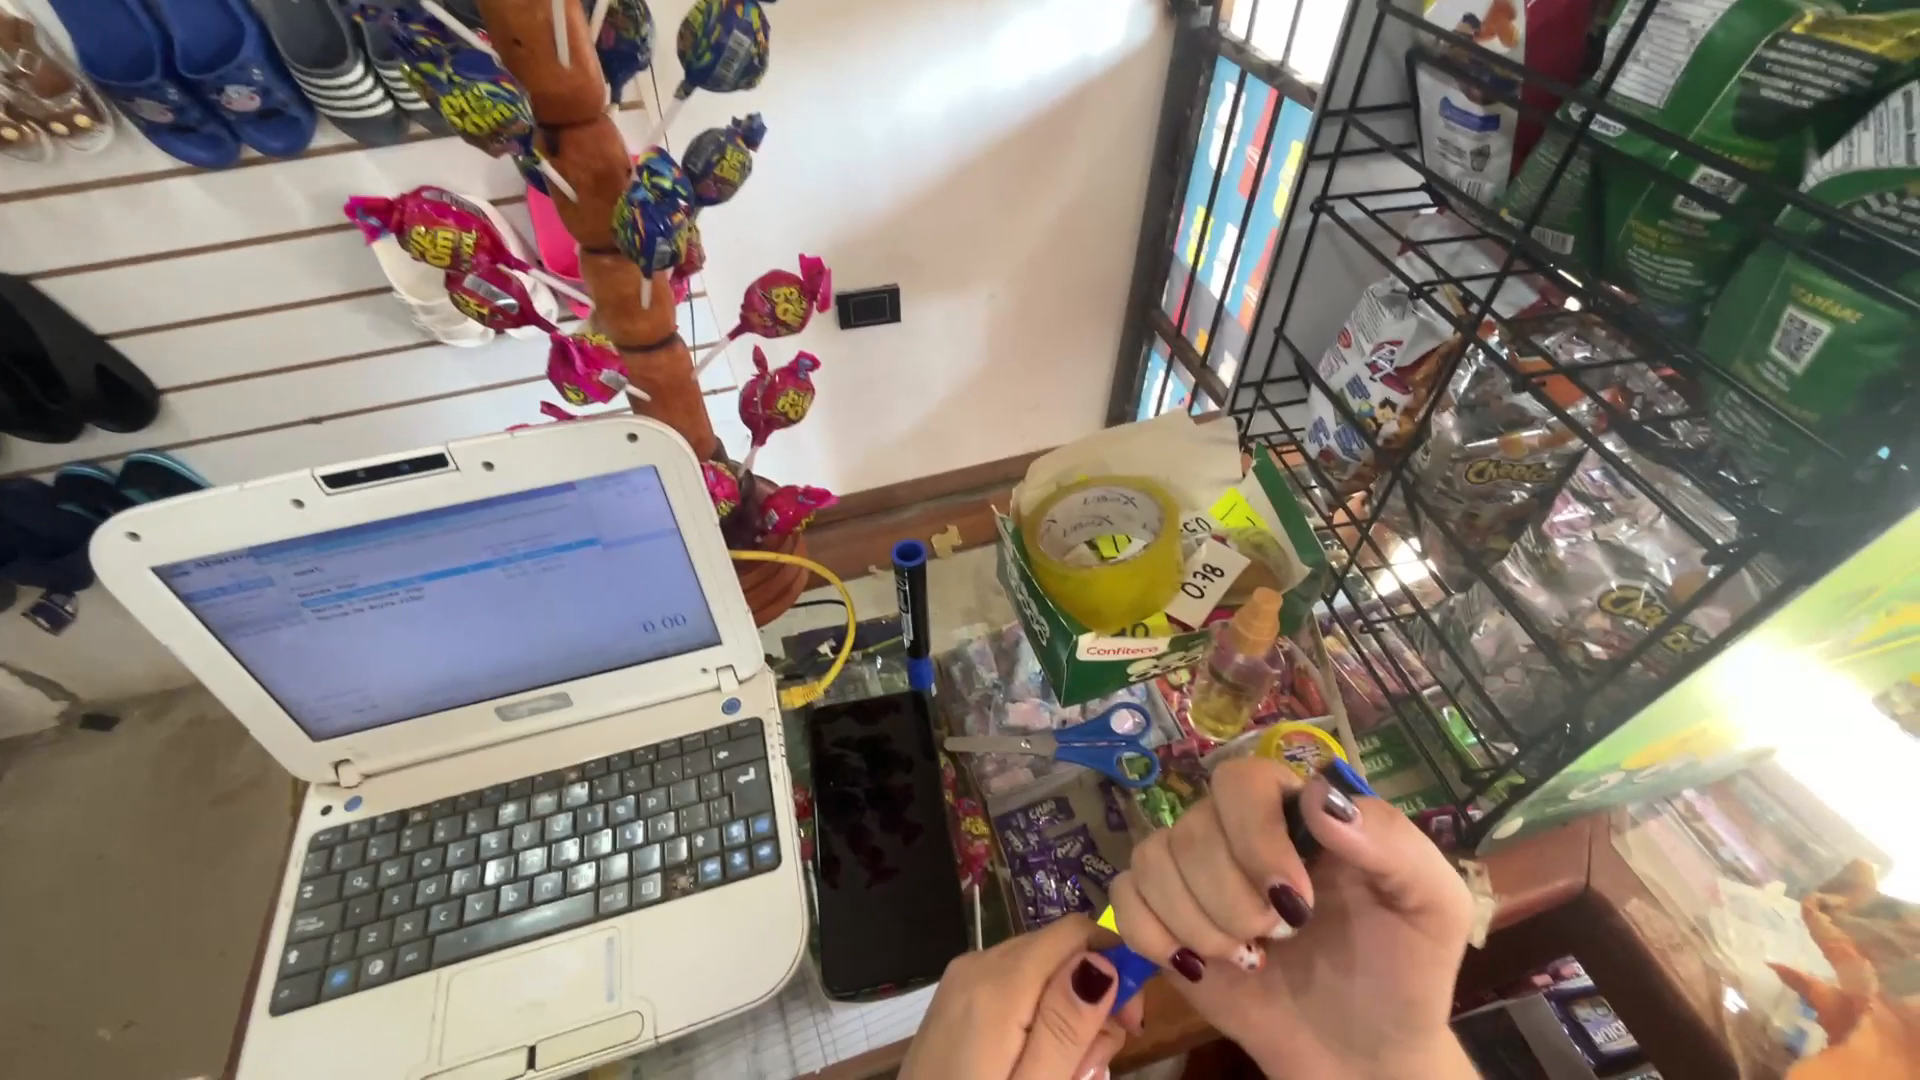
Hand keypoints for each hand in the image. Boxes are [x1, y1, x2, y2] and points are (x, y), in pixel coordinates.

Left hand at [901, 914, 1146, 1079]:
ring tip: (1064, 1072)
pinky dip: (1037, 1015)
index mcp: (999, 983)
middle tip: (1092, 1066)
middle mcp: (978, 963)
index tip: (1130, 1023)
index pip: (1075, 931)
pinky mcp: (957, 997)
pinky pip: (1014, 985)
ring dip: (1065, 1012)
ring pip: (1040, 969)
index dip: (1115, 964)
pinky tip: (1034, 1064)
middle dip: (1091, 998)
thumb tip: (1104, 958)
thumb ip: (1067, 1025)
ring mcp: (962, 978)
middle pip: (1059, 950)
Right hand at [1107, 758, 1475, 1078]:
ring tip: (1248, 959)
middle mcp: (1231, 828)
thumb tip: (1317, 798)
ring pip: (1153, 861)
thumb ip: (1393, 841)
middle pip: (1193, 830)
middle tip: (1280, 941)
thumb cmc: (1400, 973)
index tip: (1295, 903)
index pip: (1239, 780)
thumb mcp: (1430, 906)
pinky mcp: (1160, 914)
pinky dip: (1155, 935)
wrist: (1362, 1056)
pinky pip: (1125, 897)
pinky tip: (1198, 965)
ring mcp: (1189, 870)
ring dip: (1200, 925)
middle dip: (1235, 902)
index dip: (1255, 837)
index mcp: (1290, 810)